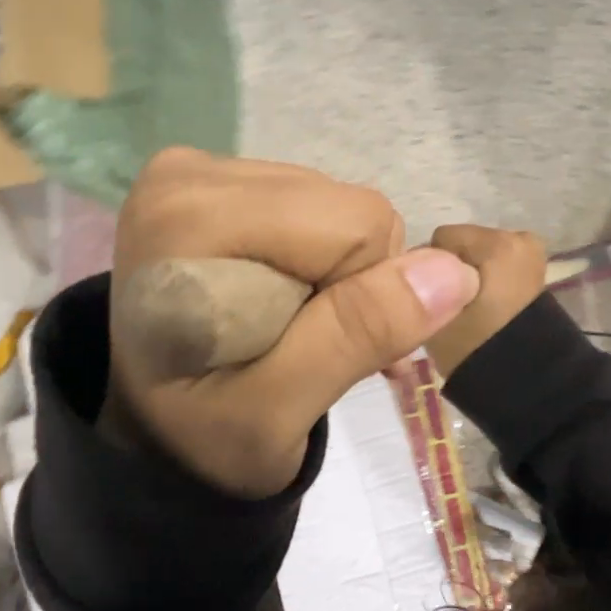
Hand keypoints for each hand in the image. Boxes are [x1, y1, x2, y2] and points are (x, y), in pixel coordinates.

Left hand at [103, 149, 480, 497]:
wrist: (157, 434)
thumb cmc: (209, 437)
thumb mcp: (278, 410)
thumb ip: (355, 337)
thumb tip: (453, 273)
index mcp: (194, 219)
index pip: (356, 227)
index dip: (362, 299)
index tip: (314, 353)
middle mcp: (193, 175)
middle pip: (353, 209)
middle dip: (353, 287)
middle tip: (306, 350)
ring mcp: (203, 173)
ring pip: (344, 210)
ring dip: (339, 281)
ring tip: (293, 337)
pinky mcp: (219, 184)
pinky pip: (320, 211)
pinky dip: (322, 267)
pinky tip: (287, 311)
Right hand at [422, 225, 549, 376]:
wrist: (526, 381)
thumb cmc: (475, 350)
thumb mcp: (433, 319)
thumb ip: (417, 284)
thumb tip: (413, 266)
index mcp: (499, 243)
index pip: (440, 239)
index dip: (429, 270)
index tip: (435, 303)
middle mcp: (521, 239)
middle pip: (462, 245)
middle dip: (452, 271)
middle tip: (453, 311)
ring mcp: (532, 255)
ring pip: (478, 257)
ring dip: (468, 279)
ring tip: (471, 314)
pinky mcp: (535, 272)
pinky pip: (496, 268)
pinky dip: (487, 283)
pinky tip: (486, 310)